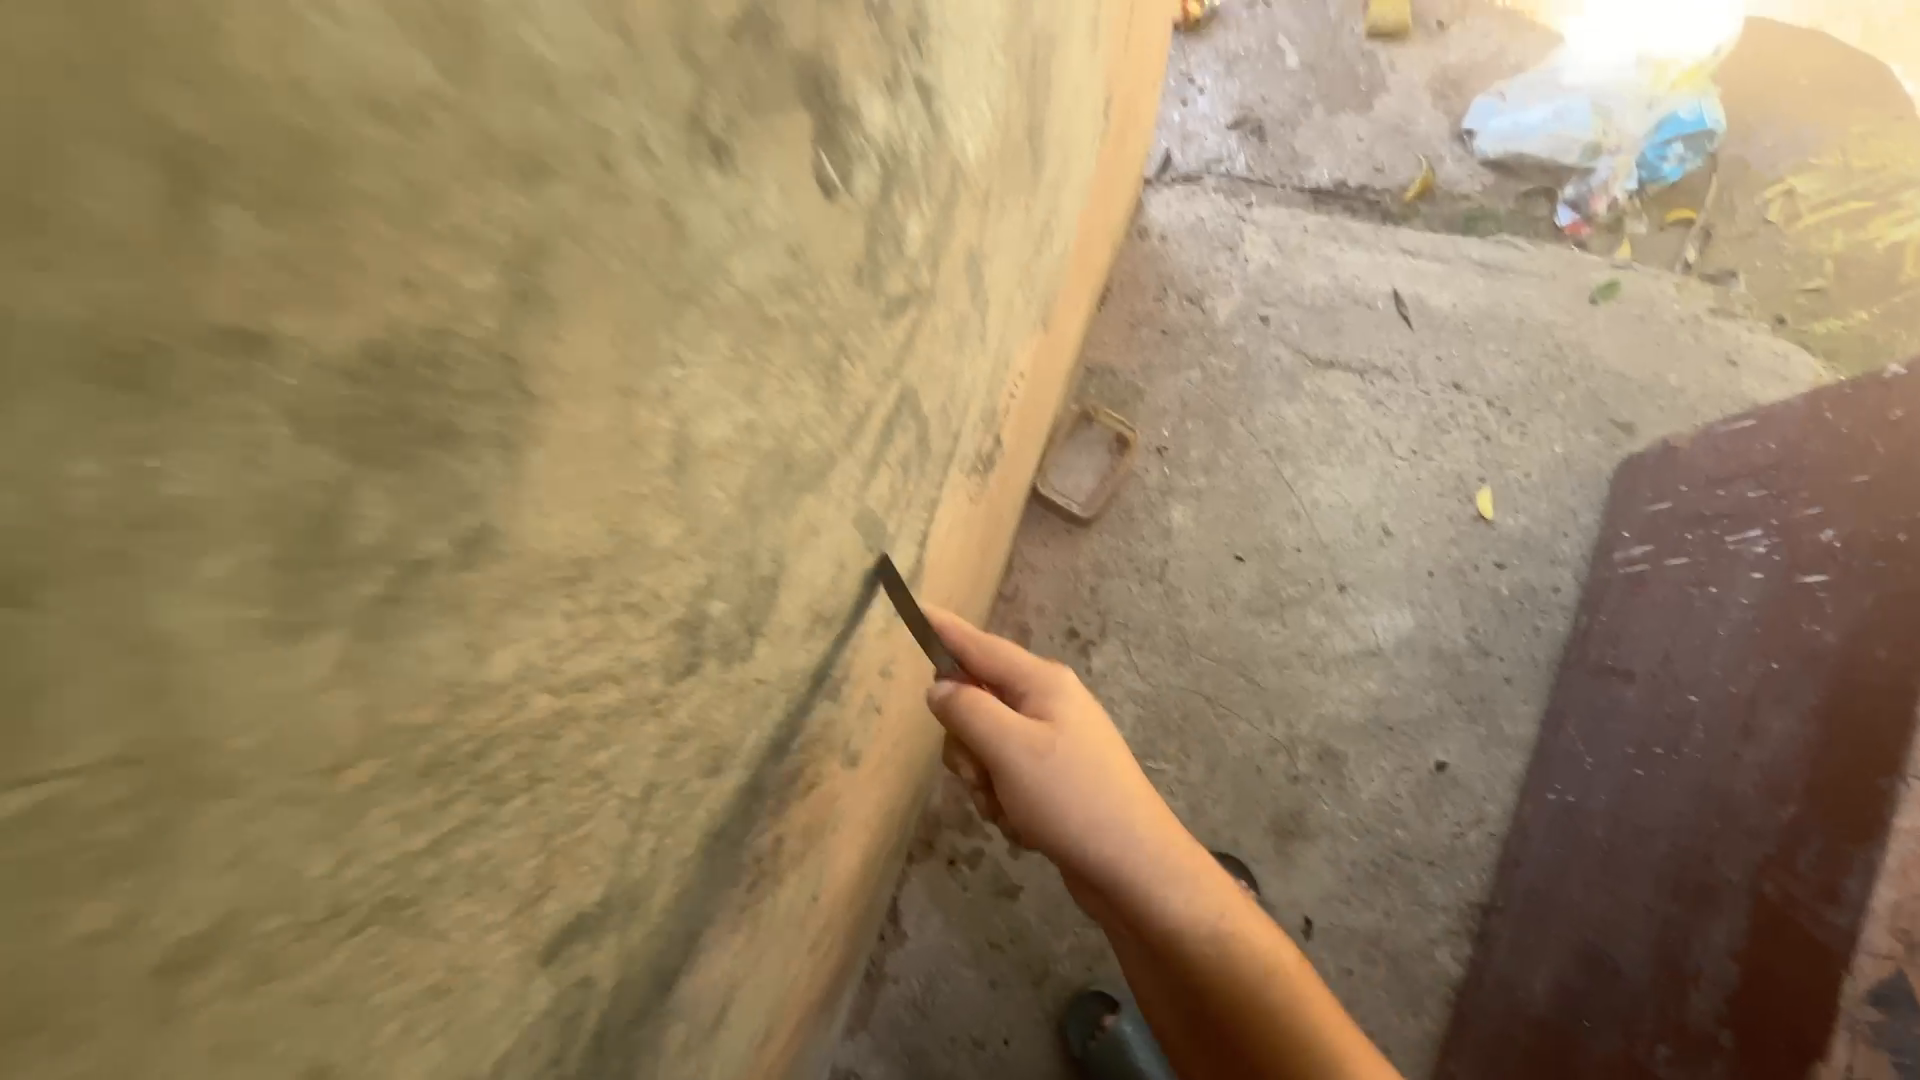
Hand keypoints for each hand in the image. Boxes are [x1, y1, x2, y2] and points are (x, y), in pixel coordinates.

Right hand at [923, 608, 1186, 889]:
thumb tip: (939, 687)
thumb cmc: (1071, 799)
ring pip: (985, 746)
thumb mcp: (1009, 749)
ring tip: (1011, 810)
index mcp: (1041, 682)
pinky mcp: (1053, 779)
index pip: (979, 646)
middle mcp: (1047, 703)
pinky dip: (1004, 802)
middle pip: (976, 702)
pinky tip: (1025, 827)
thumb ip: (966, 710)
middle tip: (983, 775)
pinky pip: (1006, 777)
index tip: (915, 610)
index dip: (945, 631)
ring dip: (984, 781)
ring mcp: (1052, 742)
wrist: (1134, 869)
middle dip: (967, 744)